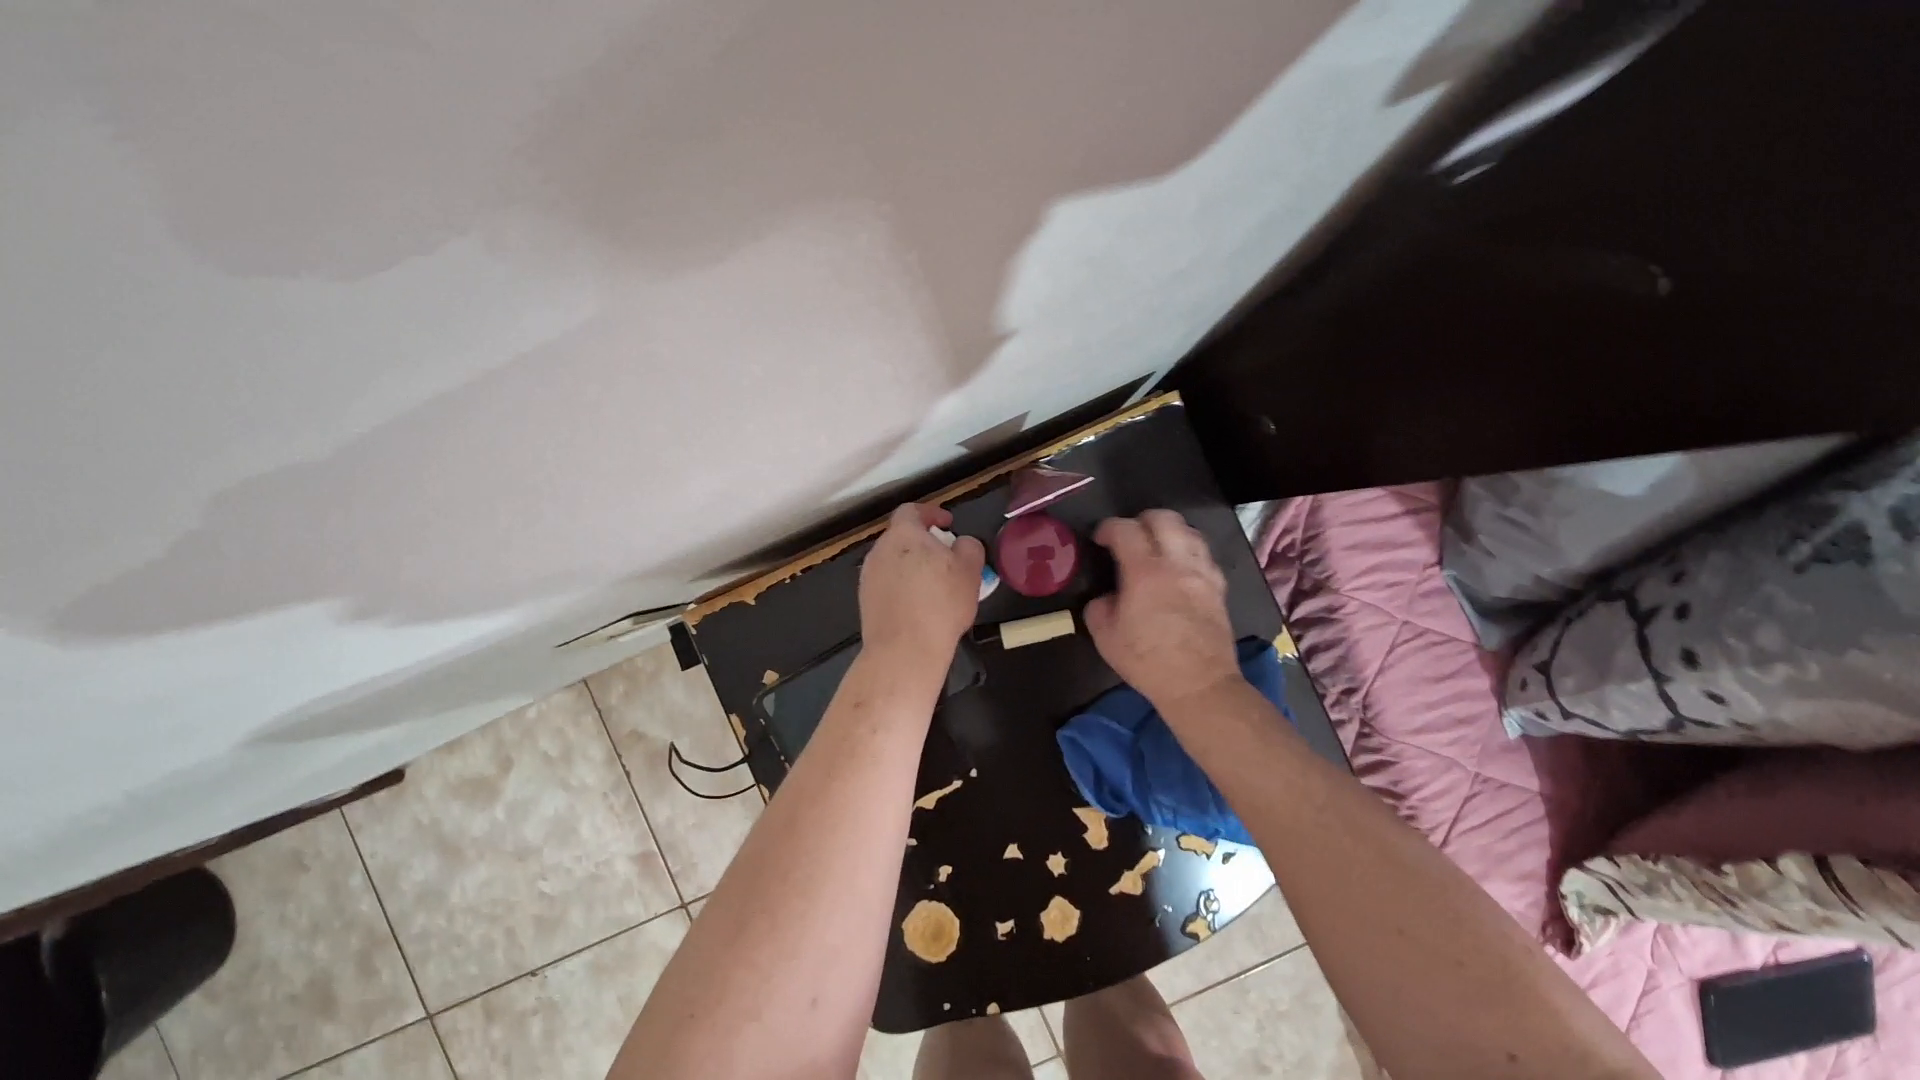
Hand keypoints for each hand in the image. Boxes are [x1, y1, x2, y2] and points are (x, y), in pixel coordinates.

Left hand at [859, 503, 985, 667]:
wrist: (904, 650)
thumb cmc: (941, 603)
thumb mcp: (970, 570)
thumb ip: (969, 547)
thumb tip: (961, 544)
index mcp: (903, 534)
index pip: (912, 510)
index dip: (931, 513)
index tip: (947, 524)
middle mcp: (879, 550)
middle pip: (901, 537)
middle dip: (923, 543)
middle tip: (946, 558)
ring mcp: (868, 576)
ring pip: (894, 562)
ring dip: (912, 566)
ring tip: (935, 585)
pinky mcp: (866, 601)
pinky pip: (888, 585)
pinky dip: (903, 587)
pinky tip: (919, 606)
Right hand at [1083, 510, 1239, 709]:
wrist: (1198, 683)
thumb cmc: (1147, 661)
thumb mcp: (1105, 636)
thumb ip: (1099, 606)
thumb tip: (1107, 597)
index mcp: (1144, 571)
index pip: (1125, 529)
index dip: (1108, 527)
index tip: (1100, 538)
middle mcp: (1177, 563)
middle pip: (1164, 518)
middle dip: (1141, 520)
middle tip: (1129, 537)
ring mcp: (1202, 573)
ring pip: (1189, 531)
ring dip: (1169, 532)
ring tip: (1157, 547)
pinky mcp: (1219, 587)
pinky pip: (1204, 555)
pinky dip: (1189, 551)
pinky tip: (1180, 568)